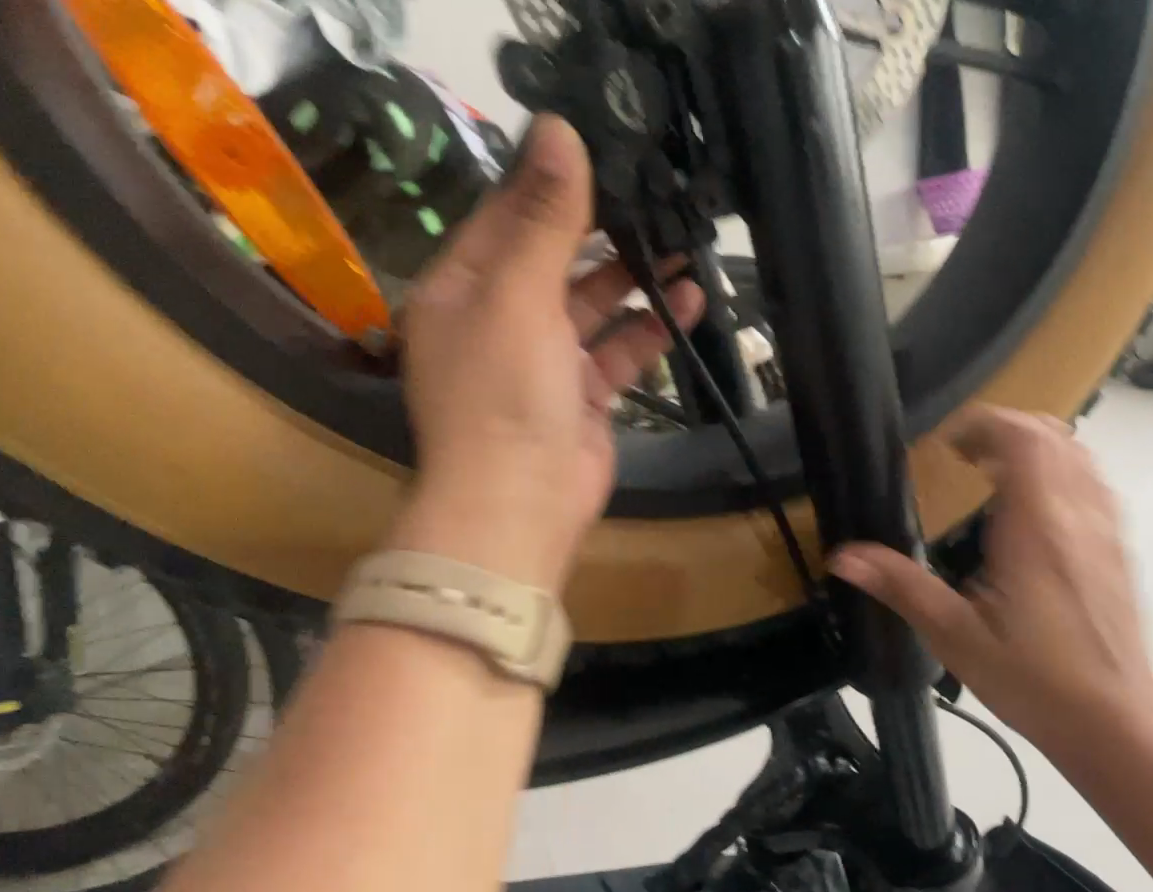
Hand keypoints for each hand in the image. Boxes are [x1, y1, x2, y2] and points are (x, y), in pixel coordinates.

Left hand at [388, 114, 703, 588]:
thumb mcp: (519, 294)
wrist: (522, 503)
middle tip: (658, 196)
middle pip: (557, 258)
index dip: (553, 182)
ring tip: (686, 244)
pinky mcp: (583, 395)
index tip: (605, 147)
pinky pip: (619, 349)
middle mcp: (499, 317)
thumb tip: (557, 127)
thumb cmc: (504, 393)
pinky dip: (651, 327)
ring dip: (637, 277)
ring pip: (595, 304)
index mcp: (462, 287)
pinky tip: (690, 301)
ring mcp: (543, 360)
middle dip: (607, 230)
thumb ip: (545, 217)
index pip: (507, 215)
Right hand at [829, 406, 1152, 757]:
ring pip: (1078, 454)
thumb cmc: (1031, 679)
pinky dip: (1062, 472)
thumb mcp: (955, 635)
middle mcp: (1078, 514)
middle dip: (1005, 430)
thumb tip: (843, 556)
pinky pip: (1094, 483)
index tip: (947, 446)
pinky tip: (1035, 512)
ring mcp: (1106, 529)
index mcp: (1036, 526)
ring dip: (1036, 448)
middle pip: (1051, 434)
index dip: (982, 424)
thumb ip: (901, 586)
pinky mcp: (1119, 548)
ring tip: (996, 476)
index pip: (1021, 437)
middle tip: (965, 458)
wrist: (1111, 719)